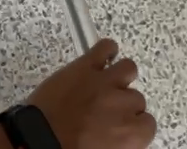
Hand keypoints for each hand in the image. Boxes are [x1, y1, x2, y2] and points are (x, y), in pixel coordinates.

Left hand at [25, 38, 155, 147]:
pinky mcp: (85, 65)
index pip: (148, 124)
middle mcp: (122, 105)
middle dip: (125, 104)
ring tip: (111, 83)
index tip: (125, 127)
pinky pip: (105, 47)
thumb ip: (122, 143)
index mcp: (129, 134)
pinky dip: (108, 49)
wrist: (39, 140)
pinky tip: (106, 55)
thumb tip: (124, 137)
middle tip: (110, 111)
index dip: (136, 125)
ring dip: (122, 77)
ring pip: (128, 69)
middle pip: (136, 98)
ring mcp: (104, 81)